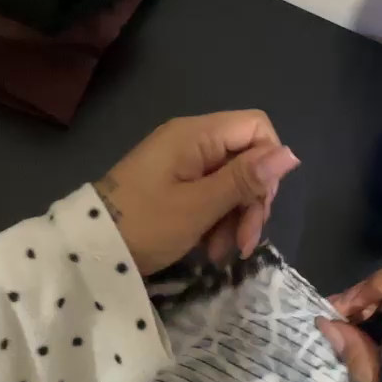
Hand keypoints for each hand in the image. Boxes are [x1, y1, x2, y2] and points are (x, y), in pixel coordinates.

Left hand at [96, 111, 300, 274]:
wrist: (89, 250)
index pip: (257, 128)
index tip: (261, 203)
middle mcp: (193, 141)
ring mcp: (183, 164)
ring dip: (236, 218)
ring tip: (223, 254)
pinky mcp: (176, 185)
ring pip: (233, 182)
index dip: (268, 164)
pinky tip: (211, 250)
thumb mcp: (199, 206)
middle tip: (244, 242)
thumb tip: (291, 154)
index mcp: (197, 135)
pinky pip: (212, 195)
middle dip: (252, 201)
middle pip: (247, 158)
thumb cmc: (144, 224)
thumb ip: (245, 179)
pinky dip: (218, 222)